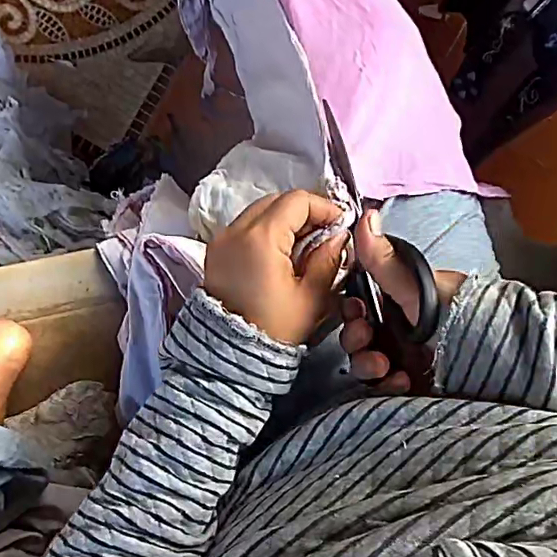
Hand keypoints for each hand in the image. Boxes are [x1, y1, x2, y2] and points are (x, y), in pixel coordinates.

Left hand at [203, 191, 349, 343]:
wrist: (232, 356)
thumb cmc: (275, 328)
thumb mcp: (311, 297)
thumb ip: (328, 259)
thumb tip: (338, 237)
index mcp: (261, 238)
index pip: (296, 201)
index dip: (324, 207)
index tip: (340, 223)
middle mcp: (235, 230)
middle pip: (276, 201)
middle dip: (304, 212)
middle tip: (326, 233)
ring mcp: (221, 240)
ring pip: (259, 212)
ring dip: (285, 221)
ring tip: (306, 245)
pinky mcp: (215, 253)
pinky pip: (245, 229)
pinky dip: (267, 232)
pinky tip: (283, 254)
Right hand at [338, 209, 466, 393]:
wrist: (487, 347)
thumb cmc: (453, 309)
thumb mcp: (413, 283)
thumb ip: (382, 259)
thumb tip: (366, 216)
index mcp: (395, 305)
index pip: (358, 310)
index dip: (351, 313)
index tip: (356, 311)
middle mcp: (396, 333)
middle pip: (357, 341)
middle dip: (356, 342)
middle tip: (368, 339)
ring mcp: (404, 360)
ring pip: (366, 368)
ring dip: (367, 366)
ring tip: (384, 366)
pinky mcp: (412, 384)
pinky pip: (385, 391)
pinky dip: (388, 386)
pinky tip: (402, 381)